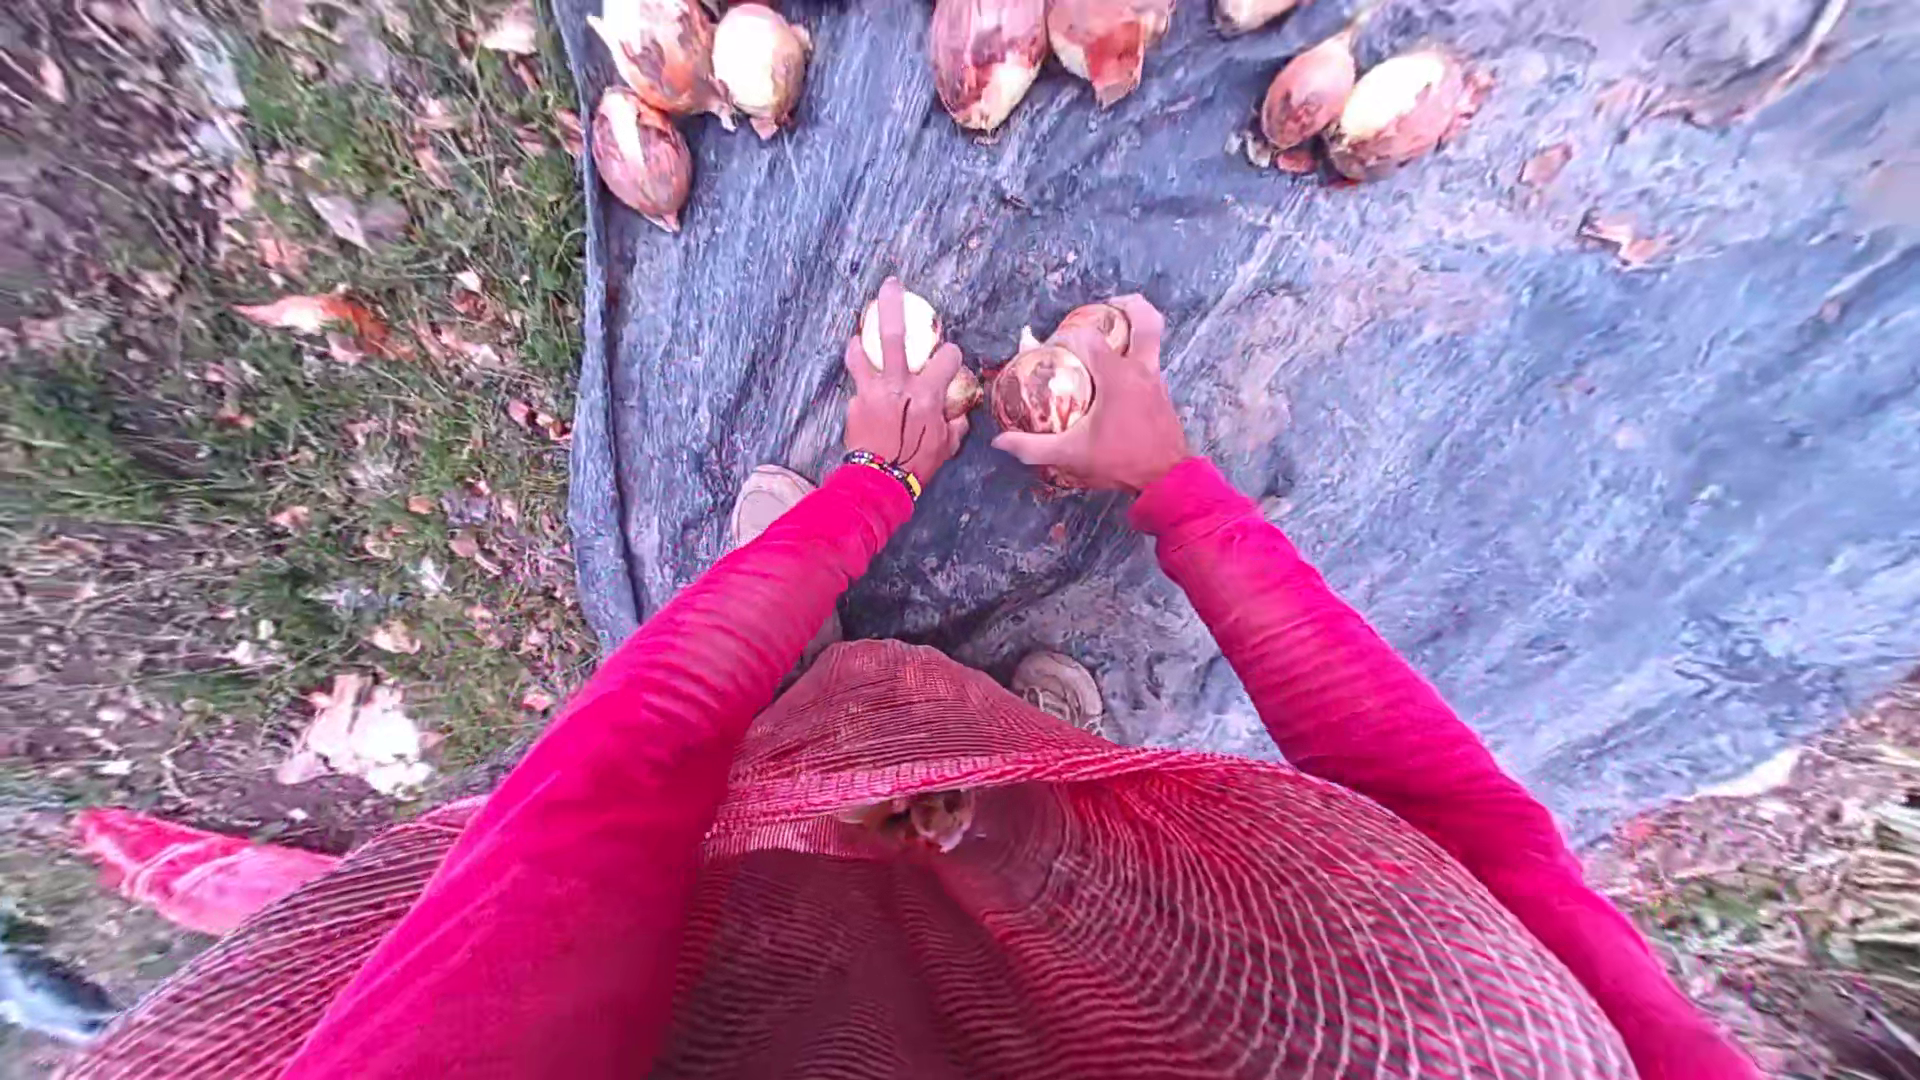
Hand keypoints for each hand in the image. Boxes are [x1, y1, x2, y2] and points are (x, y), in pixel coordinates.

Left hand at [843, 277, 968, 485]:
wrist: (880, 480)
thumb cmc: (918, 464)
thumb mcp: (947, 446)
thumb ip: (955, 425)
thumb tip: (960, 415)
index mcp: (928, 394)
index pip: (947, 359)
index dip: (952, 355)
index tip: (951, 357)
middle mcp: (899, 384)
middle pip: (895, 336)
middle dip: (892, 306)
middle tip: (890, 284)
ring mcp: (873, 390)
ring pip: (862, 352)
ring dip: (861, 337)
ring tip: (860, 333)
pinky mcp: (856, 402)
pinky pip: (855, 380)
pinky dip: (858, 373)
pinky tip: (859, 374)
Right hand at [992, 294, 1188, 492]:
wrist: (1167, 480)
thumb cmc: (1121, 462)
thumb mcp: (1071, 456)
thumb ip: (1032, 447)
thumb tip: (1001, 441)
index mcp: (1117, 376)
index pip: (1088, 338)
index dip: (1065, 335)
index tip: (1049, 348)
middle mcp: (1141, 370)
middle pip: (1144, 320)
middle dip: (1127, 306)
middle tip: (1106, 305)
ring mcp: (1157, 381)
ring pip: (1152, 340)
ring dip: (1133, 331)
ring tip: (1108, 337)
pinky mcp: (1162, 396)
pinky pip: (1151, 363)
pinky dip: (1135, 358)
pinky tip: (1116, 376)